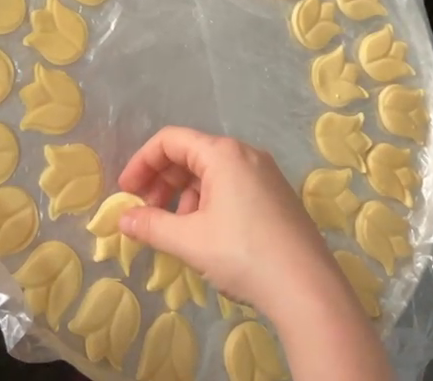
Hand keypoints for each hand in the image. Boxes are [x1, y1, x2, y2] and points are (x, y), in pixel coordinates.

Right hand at [117, 127, 389, 380]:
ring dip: (184, 195)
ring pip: (212, 173)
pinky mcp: (278, 197)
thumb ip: (151, 226)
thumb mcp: (189, 241)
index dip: (142, 162)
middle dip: (162, 181)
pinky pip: (232, 187)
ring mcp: (266, 175)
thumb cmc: (243, 254)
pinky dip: (209, 202)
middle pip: (191, 155)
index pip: (170, 141)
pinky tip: (205, 235)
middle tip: (145, 212)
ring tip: (175, 230)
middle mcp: (245, 154)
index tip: (126, 191)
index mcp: (223, 154)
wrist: (309, 290)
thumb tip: (122, 220)